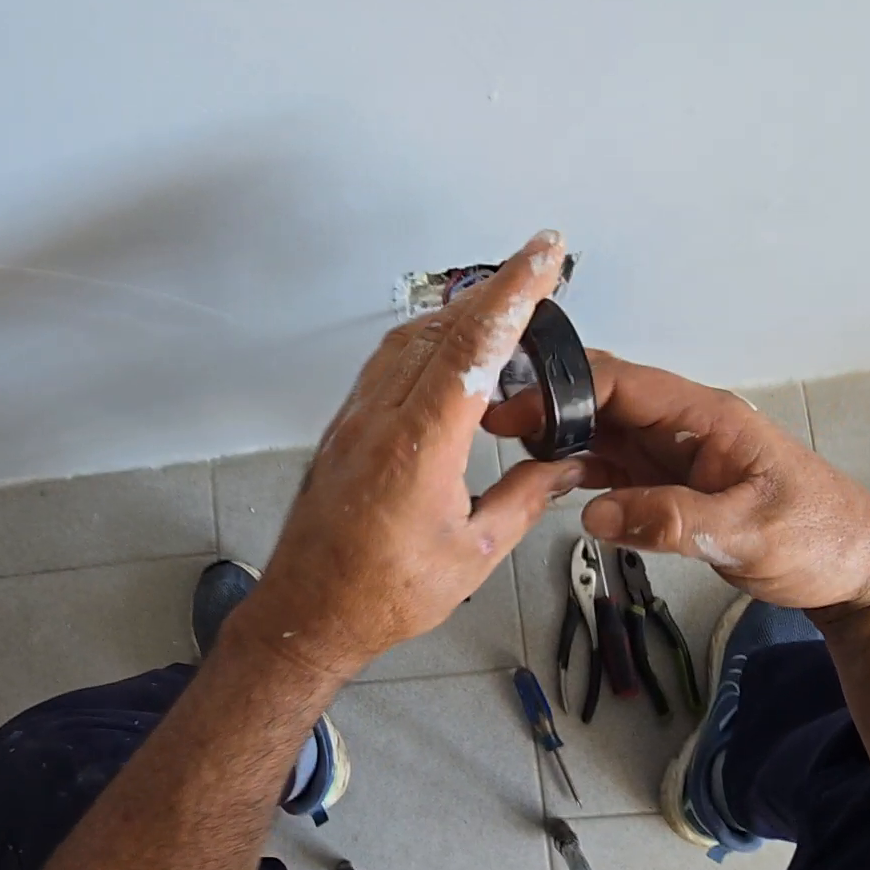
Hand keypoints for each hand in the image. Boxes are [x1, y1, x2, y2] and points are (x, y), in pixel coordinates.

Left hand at [231, 231, 585, 673]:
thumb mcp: (472, 554)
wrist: (308, 612)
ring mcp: (354, 422)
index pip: (472, 349)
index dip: (514, 295)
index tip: (541, 257)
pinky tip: (444, 358)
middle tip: (534, 275)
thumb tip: (561, 470)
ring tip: (497, 317)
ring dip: (455, 317)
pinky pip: (384, 366)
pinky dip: (422, 345)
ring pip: (405, 341)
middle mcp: (379, 422)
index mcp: (417, 449)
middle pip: (438, 330)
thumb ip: (523, 500)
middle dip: (493, 293)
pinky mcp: (342, 430)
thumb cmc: (377, 593)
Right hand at [482, 352, 869, 611]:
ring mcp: (671, 452)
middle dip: (548, 406)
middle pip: (602, 398)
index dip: (564, 389)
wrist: (857, 572)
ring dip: (557, 436)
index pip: (622, 383)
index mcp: (704, 416)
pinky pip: (610, 464)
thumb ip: (671, 520)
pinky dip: (576, 468)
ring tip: (509, 452)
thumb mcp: (750, 532)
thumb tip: (594, 514)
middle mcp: (681, 425)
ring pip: (600, 429)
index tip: (514, 410)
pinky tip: (547, 480)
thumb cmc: (820, 539)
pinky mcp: (666, 481)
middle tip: (493, 427)